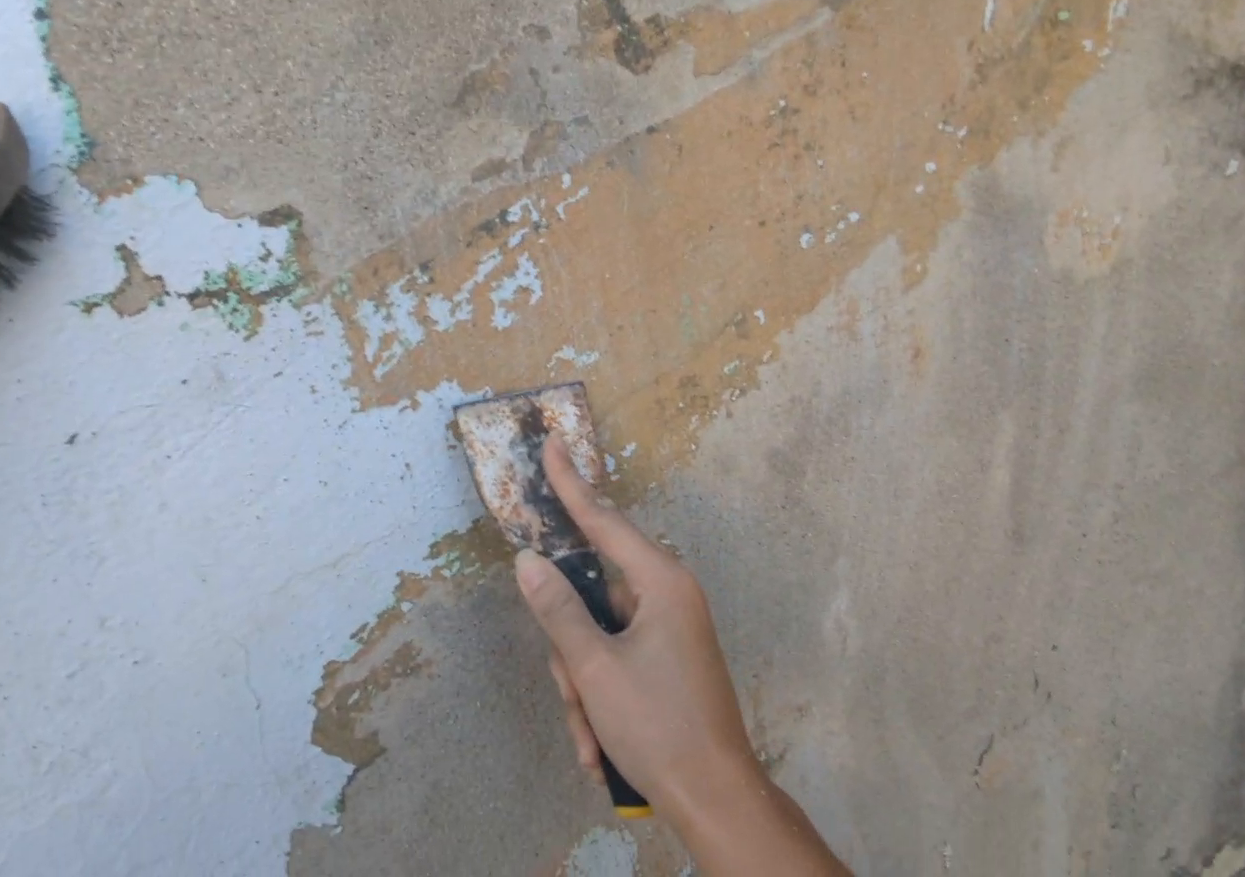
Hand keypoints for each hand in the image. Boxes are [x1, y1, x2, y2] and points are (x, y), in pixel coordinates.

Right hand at [515, 436, 848, 874]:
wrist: (716, 800)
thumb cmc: (658, 726)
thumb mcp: (595, 669)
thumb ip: (558, 610)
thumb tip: (528, 560)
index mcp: (661, 583)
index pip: (604, 521)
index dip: (572, 484)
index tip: (552, 445)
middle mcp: (667, 596)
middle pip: (591, 594)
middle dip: (570, 648)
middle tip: (574, 694)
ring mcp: (668, 629)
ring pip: (596, 634)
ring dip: (582, 683)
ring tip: (592, 736)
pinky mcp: (665, 657)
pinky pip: (613, 659)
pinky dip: (598, 697)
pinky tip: (599, 745)